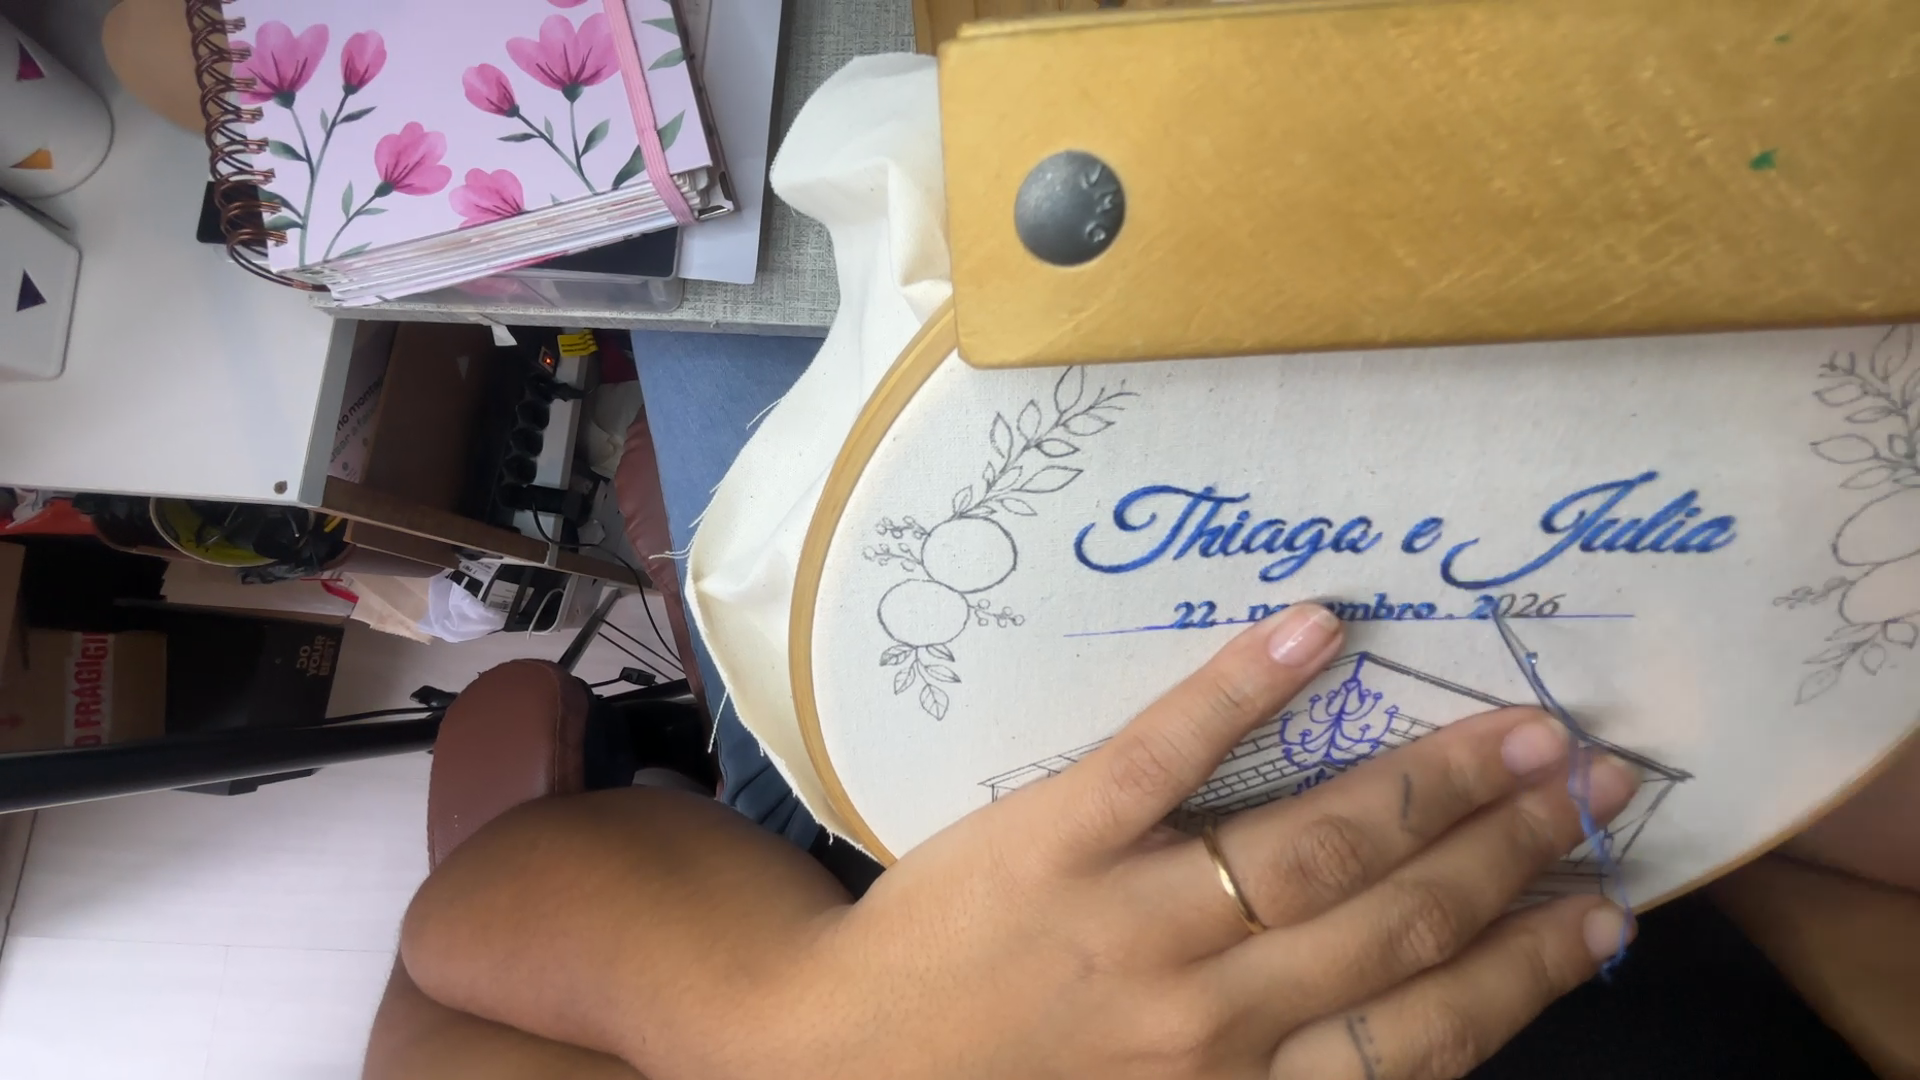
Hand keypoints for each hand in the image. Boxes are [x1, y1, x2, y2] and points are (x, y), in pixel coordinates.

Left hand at [783, 604, 1639, 1079]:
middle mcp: (1213, 1008)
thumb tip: (1386, 1021)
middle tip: (1588, 780)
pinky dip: (1243, 693)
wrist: (850, 1055)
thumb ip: (1265, 1072)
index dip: (1530, 968)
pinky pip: (1166, 754)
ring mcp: (1135, 910)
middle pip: (1394, 920)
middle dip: (1507, 850)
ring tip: (1513, 732)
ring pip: (1312, 846)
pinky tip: (1314, 633)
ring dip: (1426, 784)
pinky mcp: (1060, 833)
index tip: (1609, 907)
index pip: (1427, 1029)